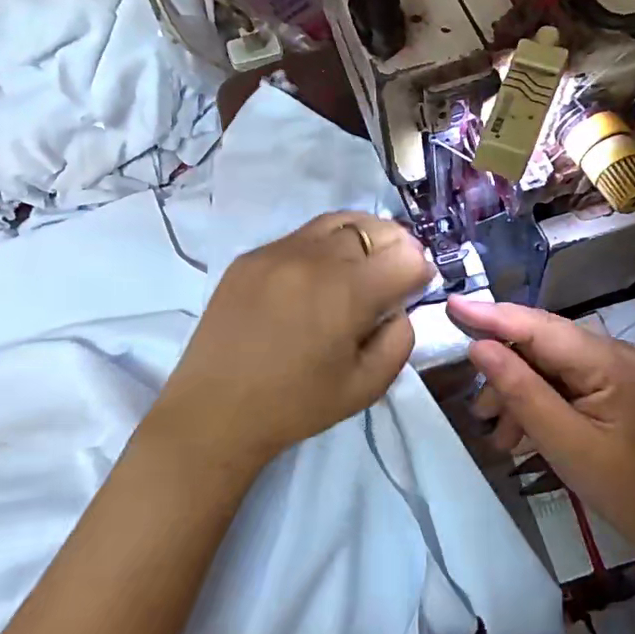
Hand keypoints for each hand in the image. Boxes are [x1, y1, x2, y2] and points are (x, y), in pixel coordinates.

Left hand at [153, 212, 432, 465]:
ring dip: (360, 239)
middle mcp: (313, 259)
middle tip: (390, 276)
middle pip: (374, 228)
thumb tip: (399, 305)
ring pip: (337, 222)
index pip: (406, 255)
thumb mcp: (367, 387)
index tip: (412, 290)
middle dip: (394, 249)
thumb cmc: (296, 406)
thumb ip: (400, 339)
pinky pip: (301, 236)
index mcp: (346, 293)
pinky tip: (315, 277)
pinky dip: (322, 247)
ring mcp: (277, 252)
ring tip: (358, 267)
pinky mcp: (250, 257)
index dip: (418, 273)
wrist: (215, 410)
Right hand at [447, 296, 634, 551]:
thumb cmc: (618, 484)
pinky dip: (529, 399)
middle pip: (538, 341)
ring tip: (496, 429)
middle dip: (501, 367)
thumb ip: (520, 390)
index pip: (541, 328)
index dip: (493, 316)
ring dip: (512, 390)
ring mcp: (606, 366)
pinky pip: (552, 377)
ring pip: (540, 360)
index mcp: (610, 361)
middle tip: (476, 404)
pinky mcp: (599, 382)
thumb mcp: (562, 441)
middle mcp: (610, 352)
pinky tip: (514, 431)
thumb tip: (478, 347)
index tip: (452, 304)